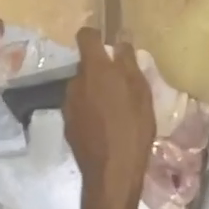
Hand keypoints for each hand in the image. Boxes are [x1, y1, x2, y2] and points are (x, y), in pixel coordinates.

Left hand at [67, 28, 153, 208]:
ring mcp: (68, 104)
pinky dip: (90, 111)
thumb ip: (128, 62)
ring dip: (95, 92)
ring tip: (115, 110)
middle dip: (101, 71)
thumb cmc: (132, 127)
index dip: (95, 34)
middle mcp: (75, 82)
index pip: (85, 36)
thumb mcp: (140, 92)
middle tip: (121, 86)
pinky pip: (80, 108)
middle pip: (87, 65)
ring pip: (83, 88)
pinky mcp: (68, 125)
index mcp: (94, 68)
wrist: (112, 174)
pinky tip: (106, 127)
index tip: (106, 41)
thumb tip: (121, 40)